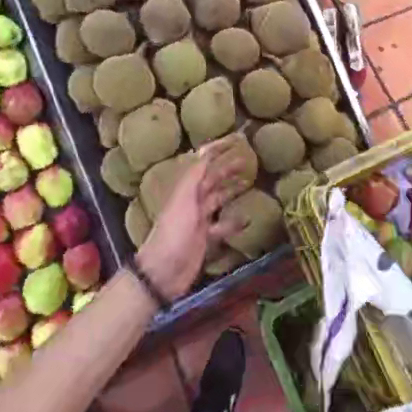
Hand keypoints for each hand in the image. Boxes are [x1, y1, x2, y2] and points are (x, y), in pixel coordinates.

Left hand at [134, 142, 240, 295]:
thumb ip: (194, 175)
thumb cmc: (174, 232)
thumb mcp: (183, 200)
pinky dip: (234, 221)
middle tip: (247, 159)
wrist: (163, 271)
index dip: (217, 150)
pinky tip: (247, 218)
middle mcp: (192, 200)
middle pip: (211, 179)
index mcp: (186, 188)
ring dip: (231, 189)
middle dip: (227, 168)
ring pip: (217, 199)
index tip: (235, 140)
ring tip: (248, 181)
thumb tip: (205, 149)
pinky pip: (222, 225)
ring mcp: (198, 220)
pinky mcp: (205, 238)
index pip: (203, 162)